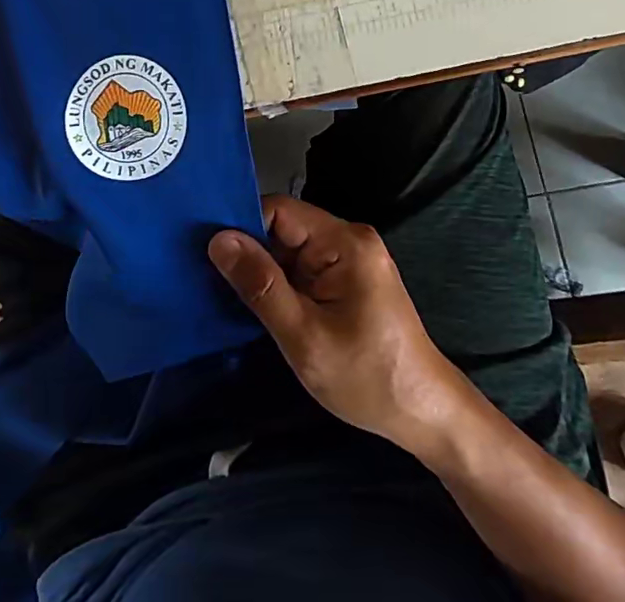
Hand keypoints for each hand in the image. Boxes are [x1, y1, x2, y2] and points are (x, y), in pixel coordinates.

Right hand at [208, 196, 474, 451]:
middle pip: (282, 229)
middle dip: (247, 252)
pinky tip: (251, 304)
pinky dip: (276, 286)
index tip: (205, 251)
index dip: (241, 225)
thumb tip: (218, 240)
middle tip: (202, 276)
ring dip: (260, 272)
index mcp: (345, 243)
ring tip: (218, 292)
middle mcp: (348, 240)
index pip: (279, 211)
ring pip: (287, 252)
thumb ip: (260, 286)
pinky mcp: (345, 282)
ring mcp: (348, 261)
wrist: (422, 413)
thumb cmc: (367, 377)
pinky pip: (300, 270)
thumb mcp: (304, 336)